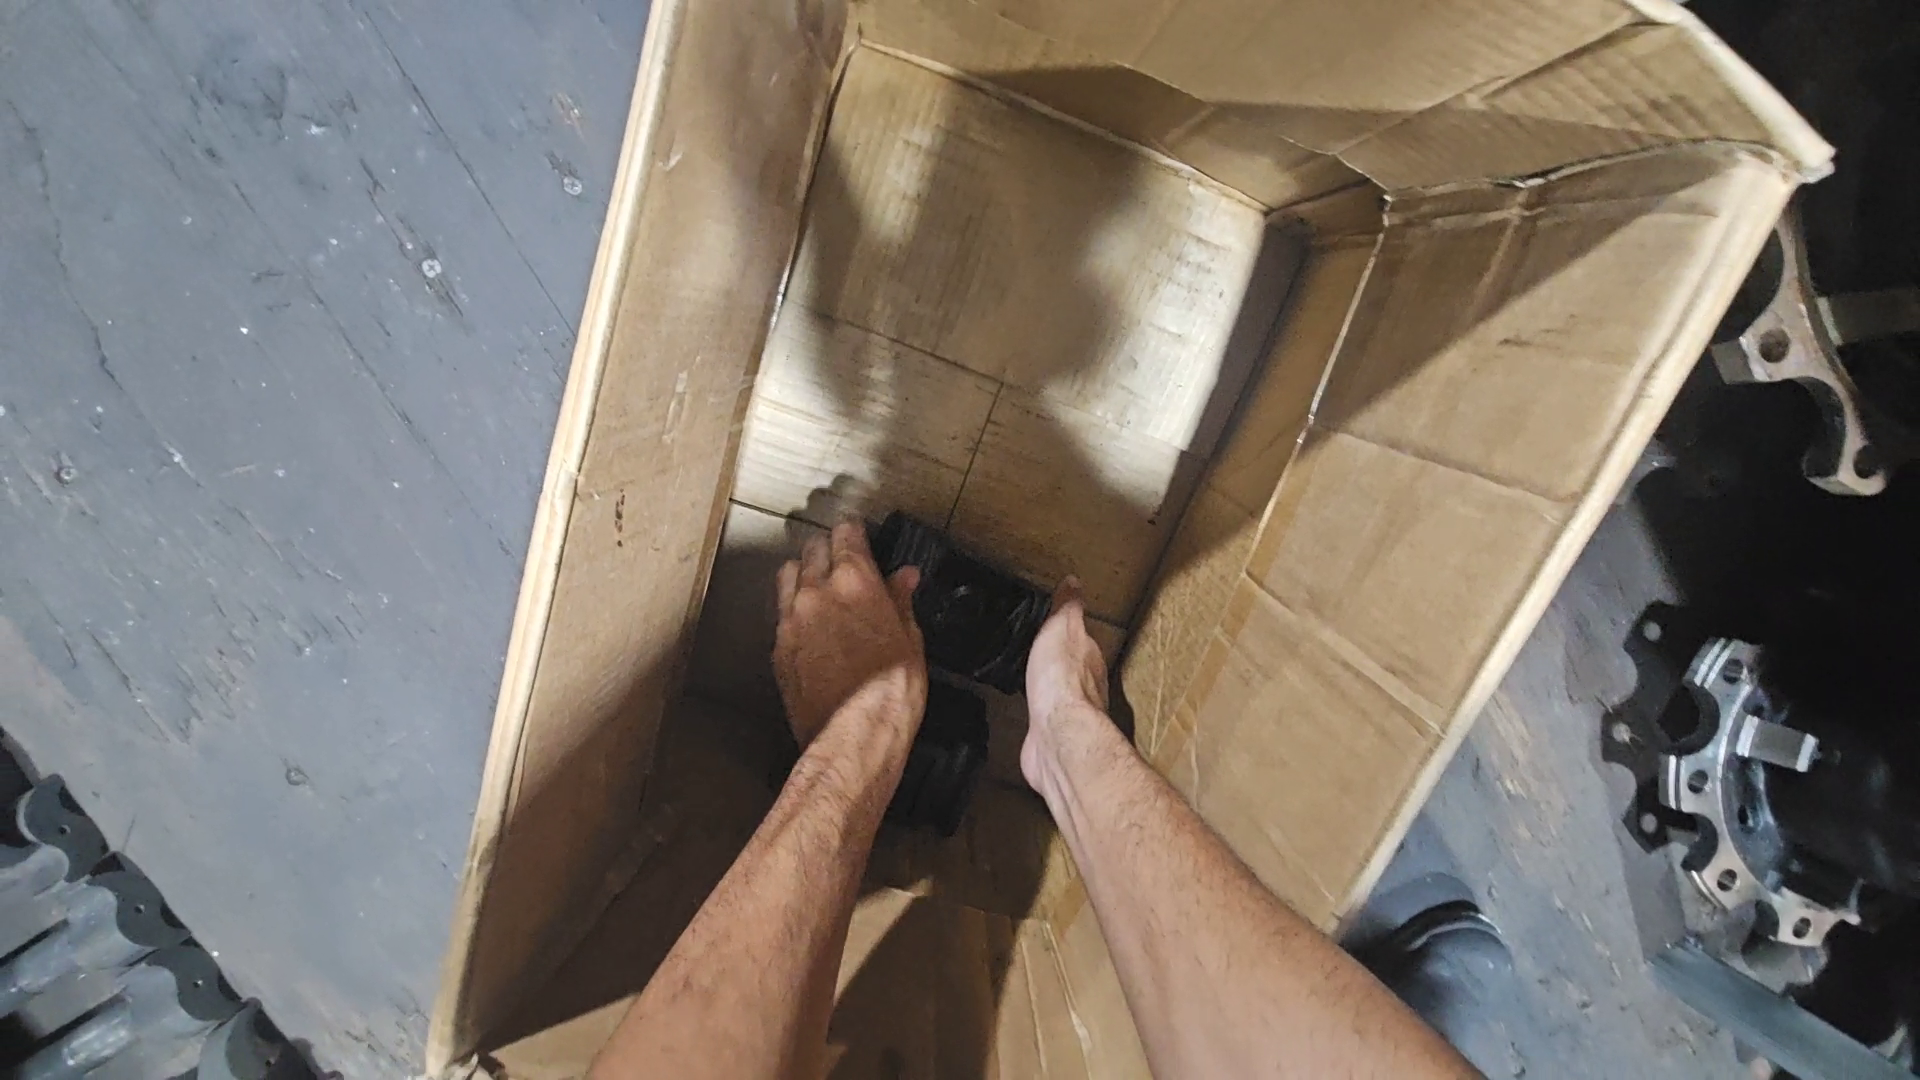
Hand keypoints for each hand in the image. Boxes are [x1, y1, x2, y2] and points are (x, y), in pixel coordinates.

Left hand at [773, 522, 926, 746]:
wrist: (852, 737)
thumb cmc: (893, 689)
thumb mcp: (910, 640)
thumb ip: (900, 601)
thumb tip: (904, 575)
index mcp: (855, 582)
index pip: (846, 534)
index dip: (854, 531)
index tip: (859, 534)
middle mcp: (817, 591)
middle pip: (814, 548)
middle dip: (829, 548)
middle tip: (843, 560)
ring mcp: (791, 618)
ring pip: (789, 574)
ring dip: (804, 571)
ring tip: (819, 585)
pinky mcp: (777, 647)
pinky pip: (781, 611)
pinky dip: (793, 606)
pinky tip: (808, 622)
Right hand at [1021, 577, 1108, 796]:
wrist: (1056, 733)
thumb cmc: (1061, 678)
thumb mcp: (1061, 628)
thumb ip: (1067, 608)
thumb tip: (1073, 582)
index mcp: (1089, 657)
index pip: (1081, 637)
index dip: (1069, 631)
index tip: (1059, 626)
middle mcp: (1087, 686)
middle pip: (1075, 668)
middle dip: (1063, 661)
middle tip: (1046, 652)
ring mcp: (1070, 714)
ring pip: (1062, 694)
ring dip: (1052, 688)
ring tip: (1036, 679)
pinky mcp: (1051, 736)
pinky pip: (1045, 719)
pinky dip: (1040, 713)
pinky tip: (1031, 711)